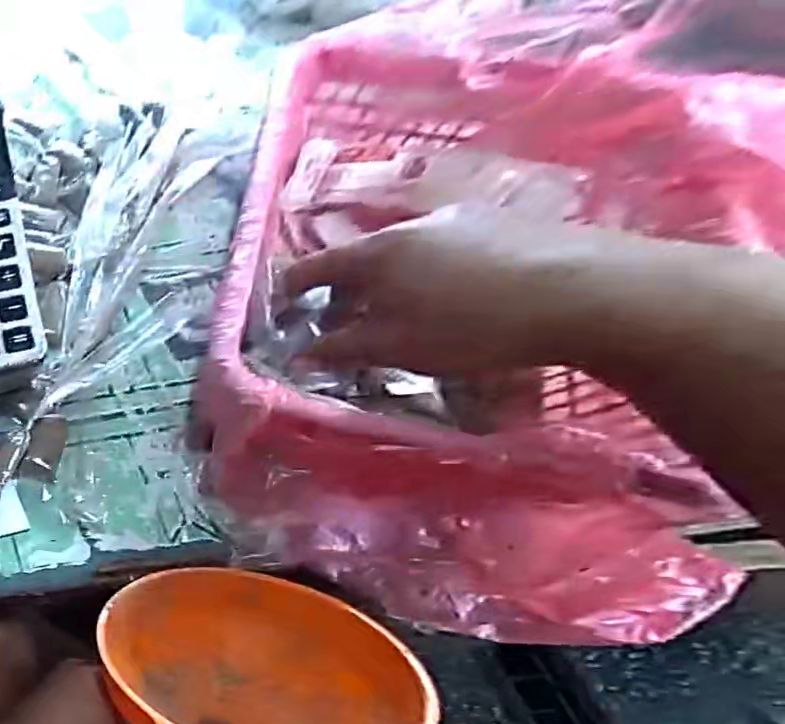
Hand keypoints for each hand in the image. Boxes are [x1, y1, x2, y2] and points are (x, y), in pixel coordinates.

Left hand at [0, 662, 183, 723]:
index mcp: (98, 674)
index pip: (156, 675)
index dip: (188, 699)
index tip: (212, 719)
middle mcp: (77, 671)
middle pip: (133, 688)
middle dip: (162, 713)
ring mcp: (58, 687)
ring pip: (111, 701)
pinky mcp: (46, 706)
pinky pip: (91, 710)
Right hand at [282, 207, 675, 378]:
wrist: (595, 294)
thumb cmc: (469, 325)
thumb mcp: (390, 346)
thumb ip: (337, 348)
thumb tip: (300, 353)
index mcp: (375, 252)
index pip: (309, 268)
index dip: (286, 295)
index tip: (278, 321)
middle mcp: (411, 226)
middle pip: (356, 261)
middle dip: (337, 297)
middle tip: (337, 332)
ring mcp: (461, 220)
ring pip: (400, 257)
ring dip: (383, 288)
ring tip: (392, 322)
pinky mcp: (503, 225)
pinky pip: (439, 253)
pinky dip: (422, 279)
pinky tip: (441, 306)